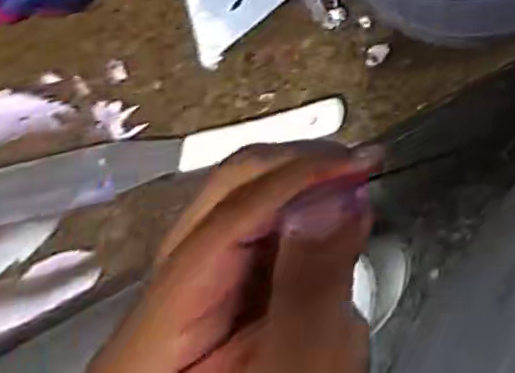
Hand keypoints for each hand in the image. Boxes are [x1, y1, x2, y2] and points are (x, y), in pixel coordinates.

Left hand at [89, 143, 382, 372]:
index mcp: (153, 334)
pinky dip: (295, 207)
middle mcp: (150, 302)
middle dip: (297, 168)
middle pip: (219, 198)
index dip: (297, 178)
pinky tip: (330, 214)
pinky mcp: (206, 298)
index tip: (364, 161)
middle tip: (362, 168)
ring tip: (353, 187)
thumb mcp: (304, 365)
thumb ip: (317, 278)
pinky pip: (249, 227)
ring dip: (299, 182)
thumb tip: (342, 190)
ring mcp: (176, 296)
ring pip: (233, 202)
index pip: (224, 222)